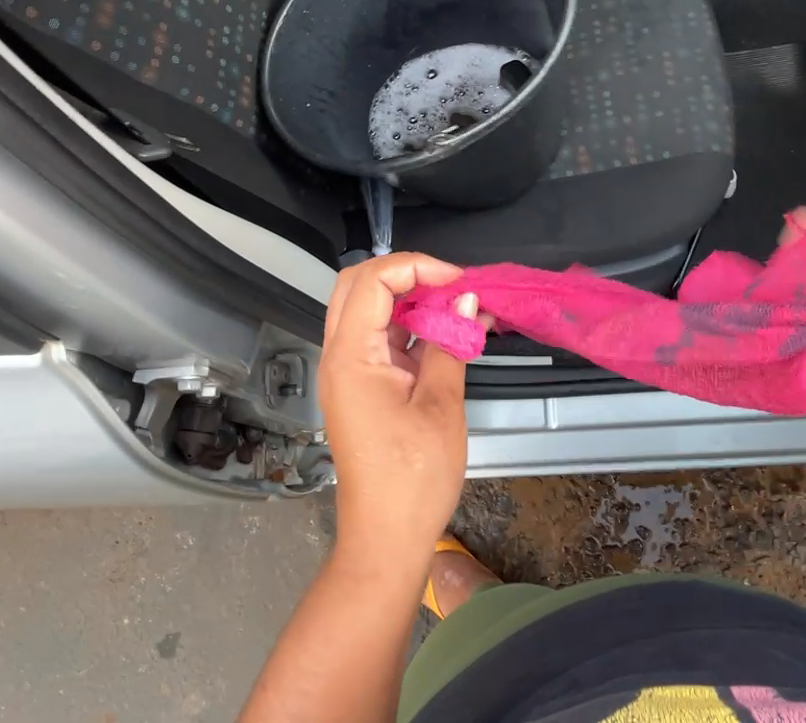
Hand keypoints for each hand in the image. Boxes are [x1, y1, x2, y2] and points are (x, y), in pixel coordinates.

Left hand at [320, 253, 477, 575]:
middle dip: (406, 274)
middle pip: (359, 286)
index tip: (458, 280)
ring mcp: (348, 372)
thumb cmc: (413, 479)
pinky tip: (449, 331)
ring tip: (457, 304)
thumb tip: (465, 300)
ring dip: (411, 300)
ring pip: (368, 310)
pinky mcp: (362, 388)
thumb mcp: (441, 406)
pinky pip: (381, 339)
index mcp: (350, 357)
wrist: (387, 539)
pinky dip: (412, 328)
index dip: (416, 267)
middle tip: (452, 285)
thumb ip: (451, 344)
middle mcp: (340, 357)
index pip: (372, 281)